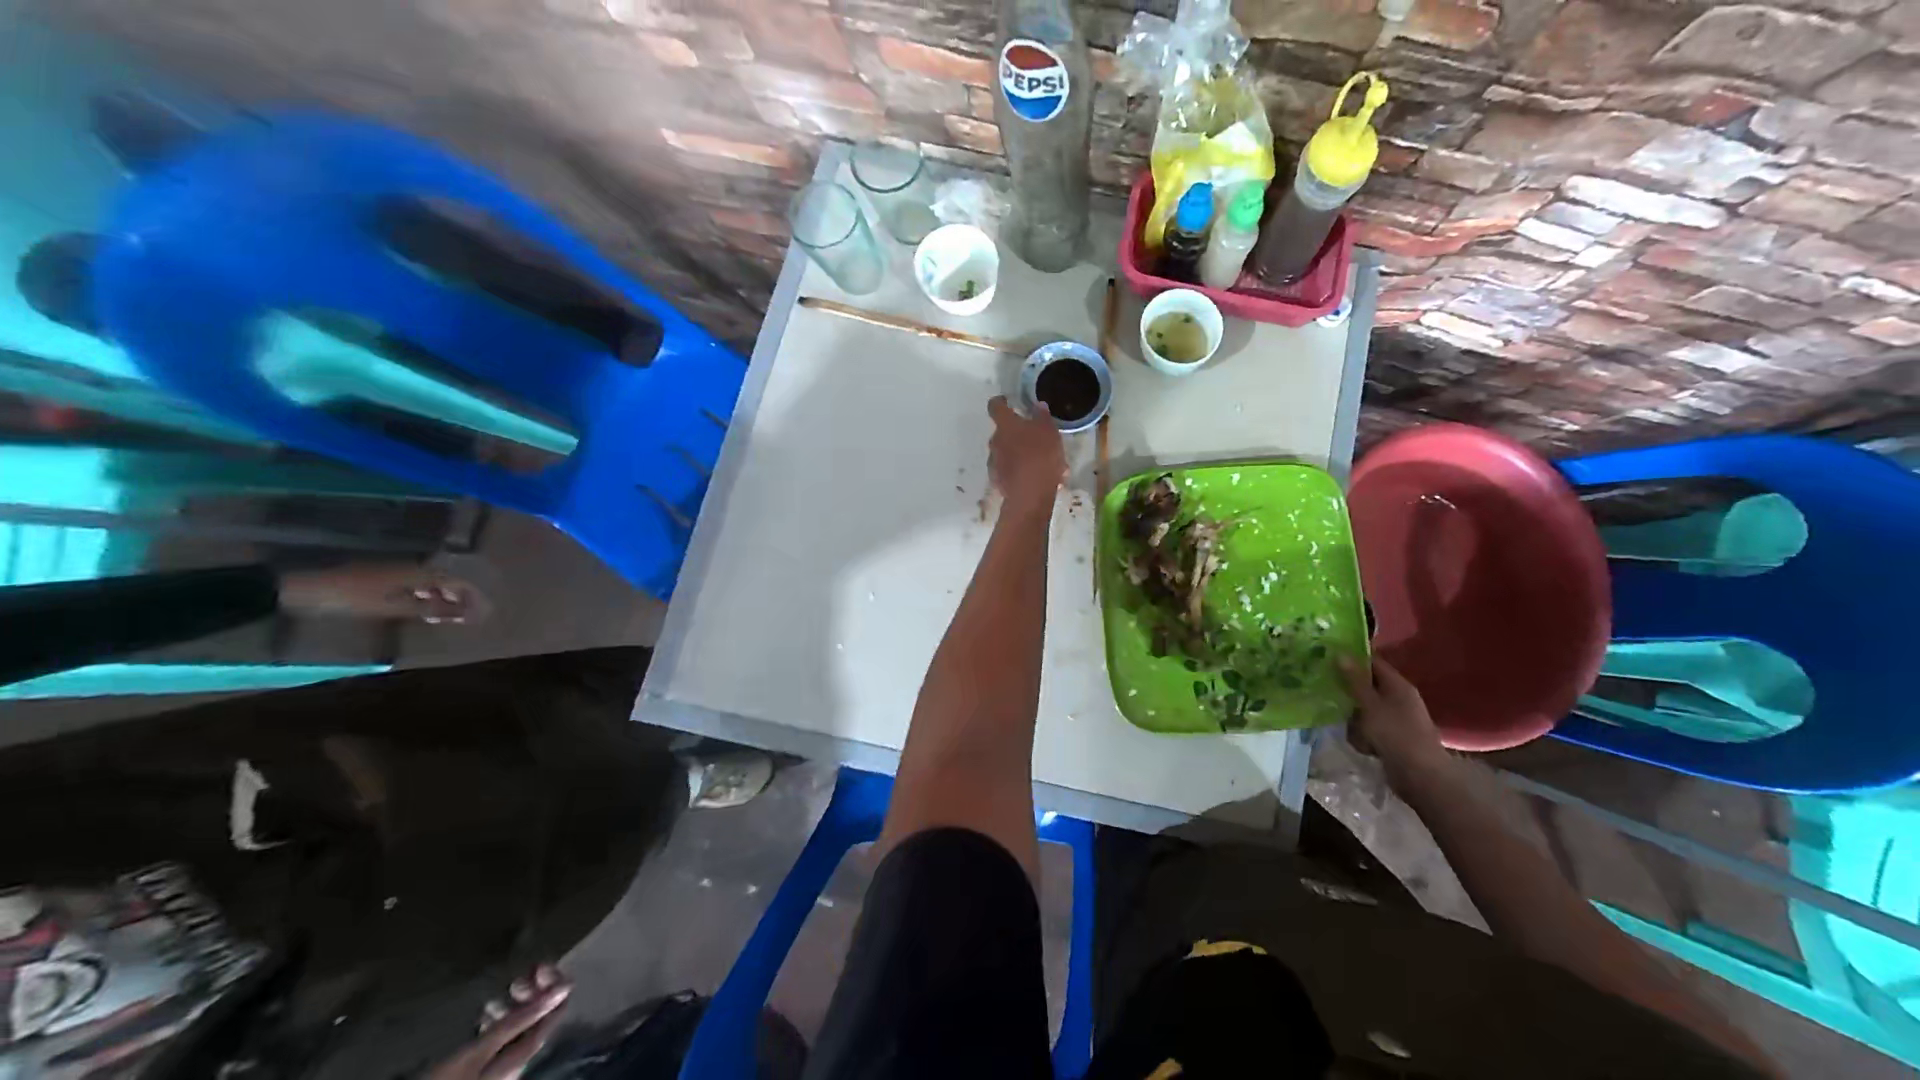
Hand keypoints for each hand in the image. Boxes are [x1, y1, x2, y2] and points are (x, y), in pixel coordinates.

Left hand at [276, 563, 488, 623]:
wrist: (301, 587)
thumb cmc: (350, 597)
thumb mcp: (394, 607)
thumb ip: (433, 609)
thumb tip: (469, 613)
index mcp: (418, 570)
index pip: (458, 580)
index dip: (474, 596)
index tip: (484, 614)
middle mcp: (412, 565)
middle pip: (447, 579)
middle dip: (461, 597)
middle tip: (467, 617)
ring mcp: (395, 568)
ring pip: (431, 581)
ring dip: (442, 597)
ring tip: (446, 616)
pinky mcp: (382, 574)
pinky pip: (415, 582)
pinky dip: (424, 595)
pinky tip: (421, 609)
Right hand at [426, 964, 569, 1079]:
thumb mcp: (481, 1049)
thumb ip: (522, 1019)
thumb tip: (565, 987)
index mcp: (527, 1051)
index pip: (558, 1008)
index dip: (553, 982)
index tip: (537, 966)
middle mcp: (522, 1057)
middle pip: (540, 1014)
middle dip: (531, 992)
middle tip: (513, 983)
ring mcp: (505, 1062)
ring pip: (520, 1024)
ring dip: (512, 1006)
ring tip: (492, 1001)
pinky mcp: (487, 1067)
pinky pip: (502, 1037)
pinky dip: (497, 1022)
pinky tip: (482, 1017)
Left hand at [987, 396, 1064, 510]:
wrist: (1030, 493)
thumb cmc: (1040, 455)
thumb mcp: (1049, 431)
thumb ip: (1042, 417)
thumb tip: (1038, 406)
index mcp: (1006, 425)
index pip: (995, 407)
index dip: (1000, 402)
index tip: (1007, 401)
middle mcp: (995, 441)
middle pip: (1002, 432)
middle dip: (1016, 434)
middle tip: (1035, 439)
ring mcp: (994, 462)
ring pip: (1007, 453)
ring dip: (1020, 454)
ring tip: (1041, 463)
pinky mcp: (997, 481)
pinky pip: (1008, 470)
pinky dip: (1019, 471)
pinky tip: (1036, 477)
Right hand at [1338, 656, 1446, 780]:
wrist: (1420, 775)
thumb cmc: (1395, 734)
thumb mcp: (1370, 704)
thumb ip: (1355, 680)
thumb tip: (1341, 654)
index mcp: (1398, 685)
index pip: (1373, 663)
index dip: (1352, 658)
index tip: (1328, 658)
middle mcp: (1399, 698)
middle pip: (1368, 686)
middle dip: (1349, 690)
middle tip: (1326, 688)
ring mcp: (1397, 718)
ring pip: (1366, 708)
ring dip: (1354, 716)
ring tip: (1344, 722)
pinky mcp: (1393, 736)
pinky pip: (1371, 727)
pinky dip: (1363, 733)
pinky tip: (1359, 742)